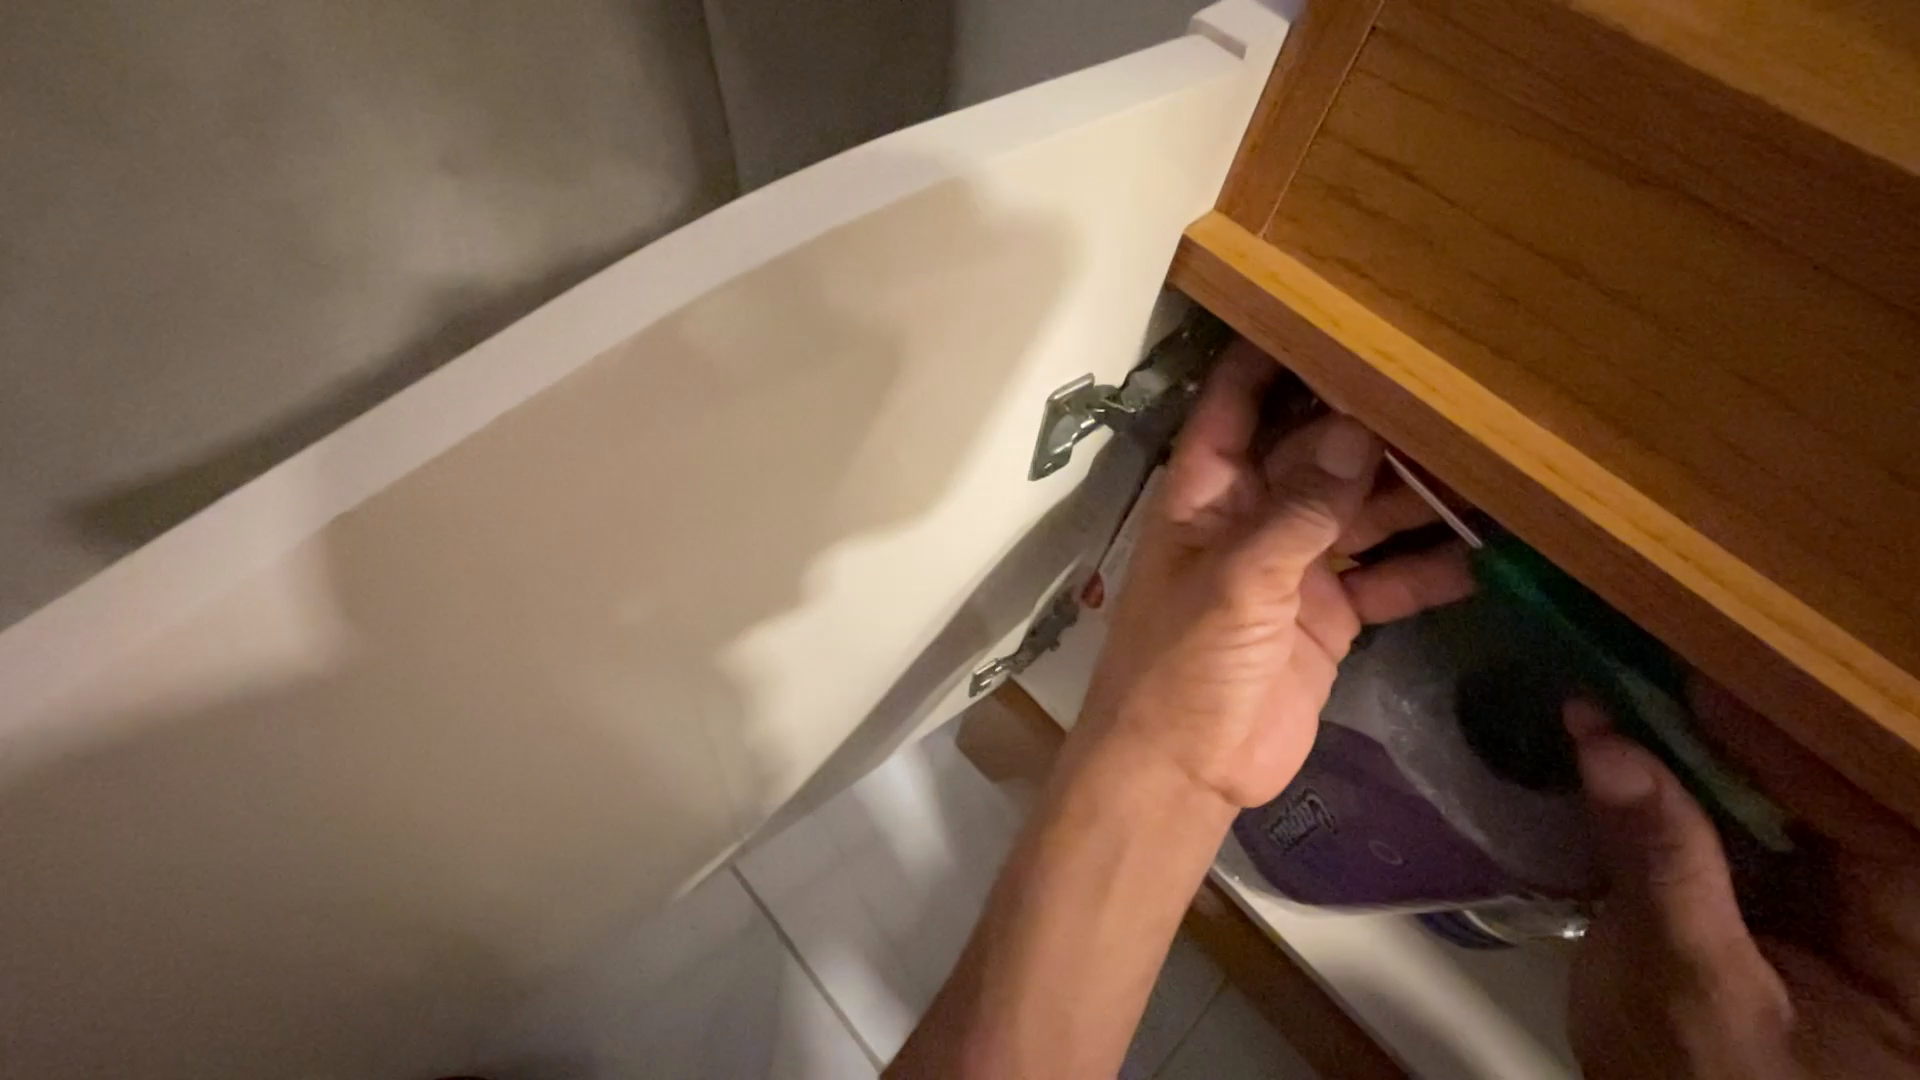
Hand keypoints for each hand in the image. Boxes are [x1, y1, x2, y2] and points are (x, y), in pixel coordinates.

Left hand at [1073, 341, 1474, 808]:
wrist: (1185, 767)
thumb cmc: (1183, 666)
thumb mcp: (1236, 582)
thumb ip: (1297, 512)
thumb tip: (1353, 429)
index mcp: (1206, 495)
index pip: (1235, 407)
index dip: (1271, 360)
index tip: (1334, 314)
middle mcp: (1251, 518)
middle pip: (1315, 454)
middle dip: (1374, 425)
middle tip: (1458, 386)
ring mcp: (1292, 568)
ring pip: (1360, 512)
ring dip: (1417, 494)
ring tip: (1498, 460)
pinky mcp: (1327, 617)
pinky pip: (1385, 577)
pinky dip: (1428, 566)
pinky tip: (1491, 551)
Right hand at [1566, 685, 1919, 1078]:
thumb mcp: (1687, 987)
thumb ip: (1659, 862)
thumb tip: (1603, 740)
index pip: (1888, 833)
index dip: (1797, 752)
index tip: (1703, 684)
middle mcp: (1895, 931)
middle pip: (1832, 811)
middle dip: (1740, 745)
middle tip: (1652, 681)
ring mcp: (1830, 921)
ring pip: (1775, 816)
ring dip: (1697, 763)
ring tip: (1630, 704)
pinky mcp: (1766, 913)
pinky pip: (1729, 836)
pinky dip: (1672, 797)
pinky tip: (1621, 758)